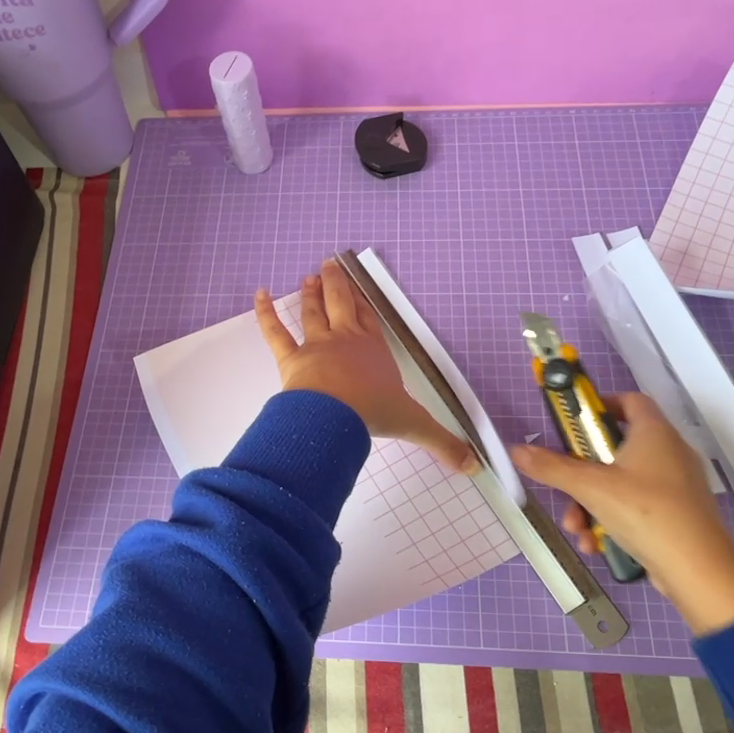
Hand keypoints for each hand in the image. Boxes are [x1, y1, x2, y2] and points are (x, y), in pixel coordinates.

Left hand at [255, 260, 478, 474]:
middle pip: (342, 305)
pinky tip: (259, 294)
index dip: (364, 303)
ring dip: (311, 293)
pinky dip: (266, 312)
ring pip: (313, 313)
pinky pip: (275, 331)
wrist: (336, 416)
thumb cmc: (374, 413)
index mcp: (375, 352)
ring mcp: (317, 346)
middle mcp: (346, 341)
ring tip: (309, 276)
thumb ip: (443, 444)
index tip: (359, 286)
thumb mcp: (415, 426)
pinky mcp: (291, 357)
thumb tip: (474, 468)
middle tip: (329, 264)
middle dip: (337, 285)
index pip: (370, 321)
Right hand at [508, 393, 733, 633]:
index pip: (629, 401)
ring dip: (591, 504)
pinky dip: (613, 520)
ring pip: (621, 483)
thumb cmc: (645, 513)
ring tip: (577, 529)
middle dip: (582, 473)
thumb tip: (516, 450)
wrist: (698, 570)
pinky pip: (637, 506)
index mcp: (654, 432)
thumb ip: (552, 467)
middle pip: (615, 449)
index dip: (600, 407)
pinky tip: (595, 544)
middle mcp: (669, 451)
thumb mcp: (590, 487)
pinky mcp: (679, 514)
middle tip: (564, 489)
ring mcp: (677, 485)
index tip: (573, 425)